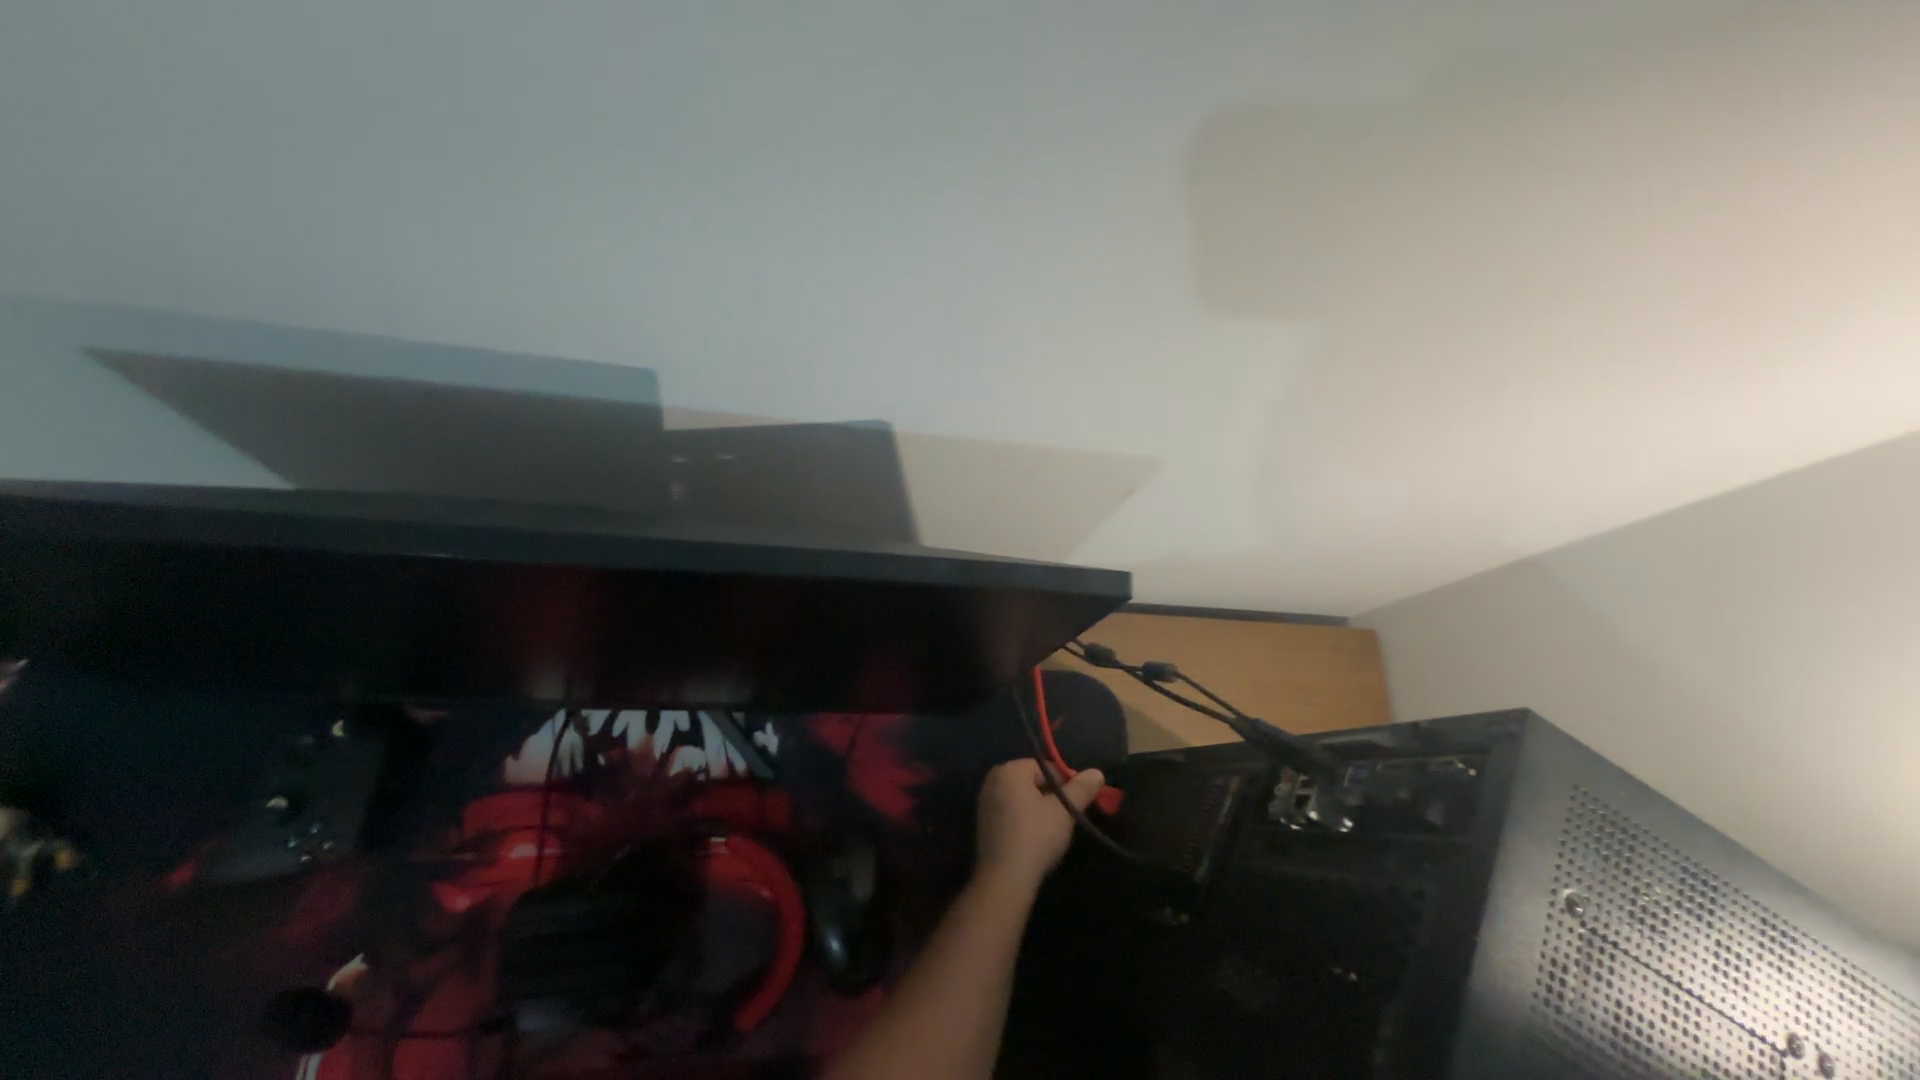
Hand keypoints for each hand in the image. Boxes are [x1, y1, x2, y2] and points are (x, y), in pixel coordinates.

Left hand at [973, 758, 1105, 891]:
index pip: (1044, 767)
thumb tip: (1097, 772)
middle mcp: (992, 781)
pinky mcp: (983, 824)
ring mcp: (984, 803)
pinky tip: (1033, 839)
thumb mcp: (1064, 810)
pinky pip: (1009, 812)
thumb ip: (1081, 789)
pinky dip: (1023, 820)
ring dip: (1038, 808)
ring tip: (1052, 829)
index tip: (1075, 803)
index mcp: (1009, 770)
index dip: (1064, 783)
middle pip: (1031, 781)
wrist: (1005, 878)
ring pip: (1020, 798)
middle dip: (1050, 795)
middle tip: (1065, 816)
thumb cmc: (1036, 836)